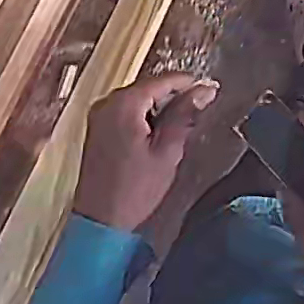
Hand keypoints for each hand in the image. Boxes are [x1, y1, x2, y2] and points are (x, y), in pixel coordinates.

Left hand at [72, 71, 218, 230]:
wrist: (100, 223)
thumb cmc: (135, 189)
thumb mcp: (167, 151)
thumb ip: (185, 114)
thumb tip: (205, 90)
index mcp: (124, 104)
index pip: (161, 81)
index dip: (187, 83)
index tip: (207, 89)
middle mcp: (107, 102)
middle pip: (147, 87)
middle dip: (172, 96)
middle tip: (196, 110)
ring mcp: (98, 114)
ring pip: (137, 98)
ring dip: (158, 107)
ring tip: (178, 125)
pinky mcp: (96, 127)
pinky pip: (125, 110)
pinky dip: (143, 115)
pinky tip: (155, 134)